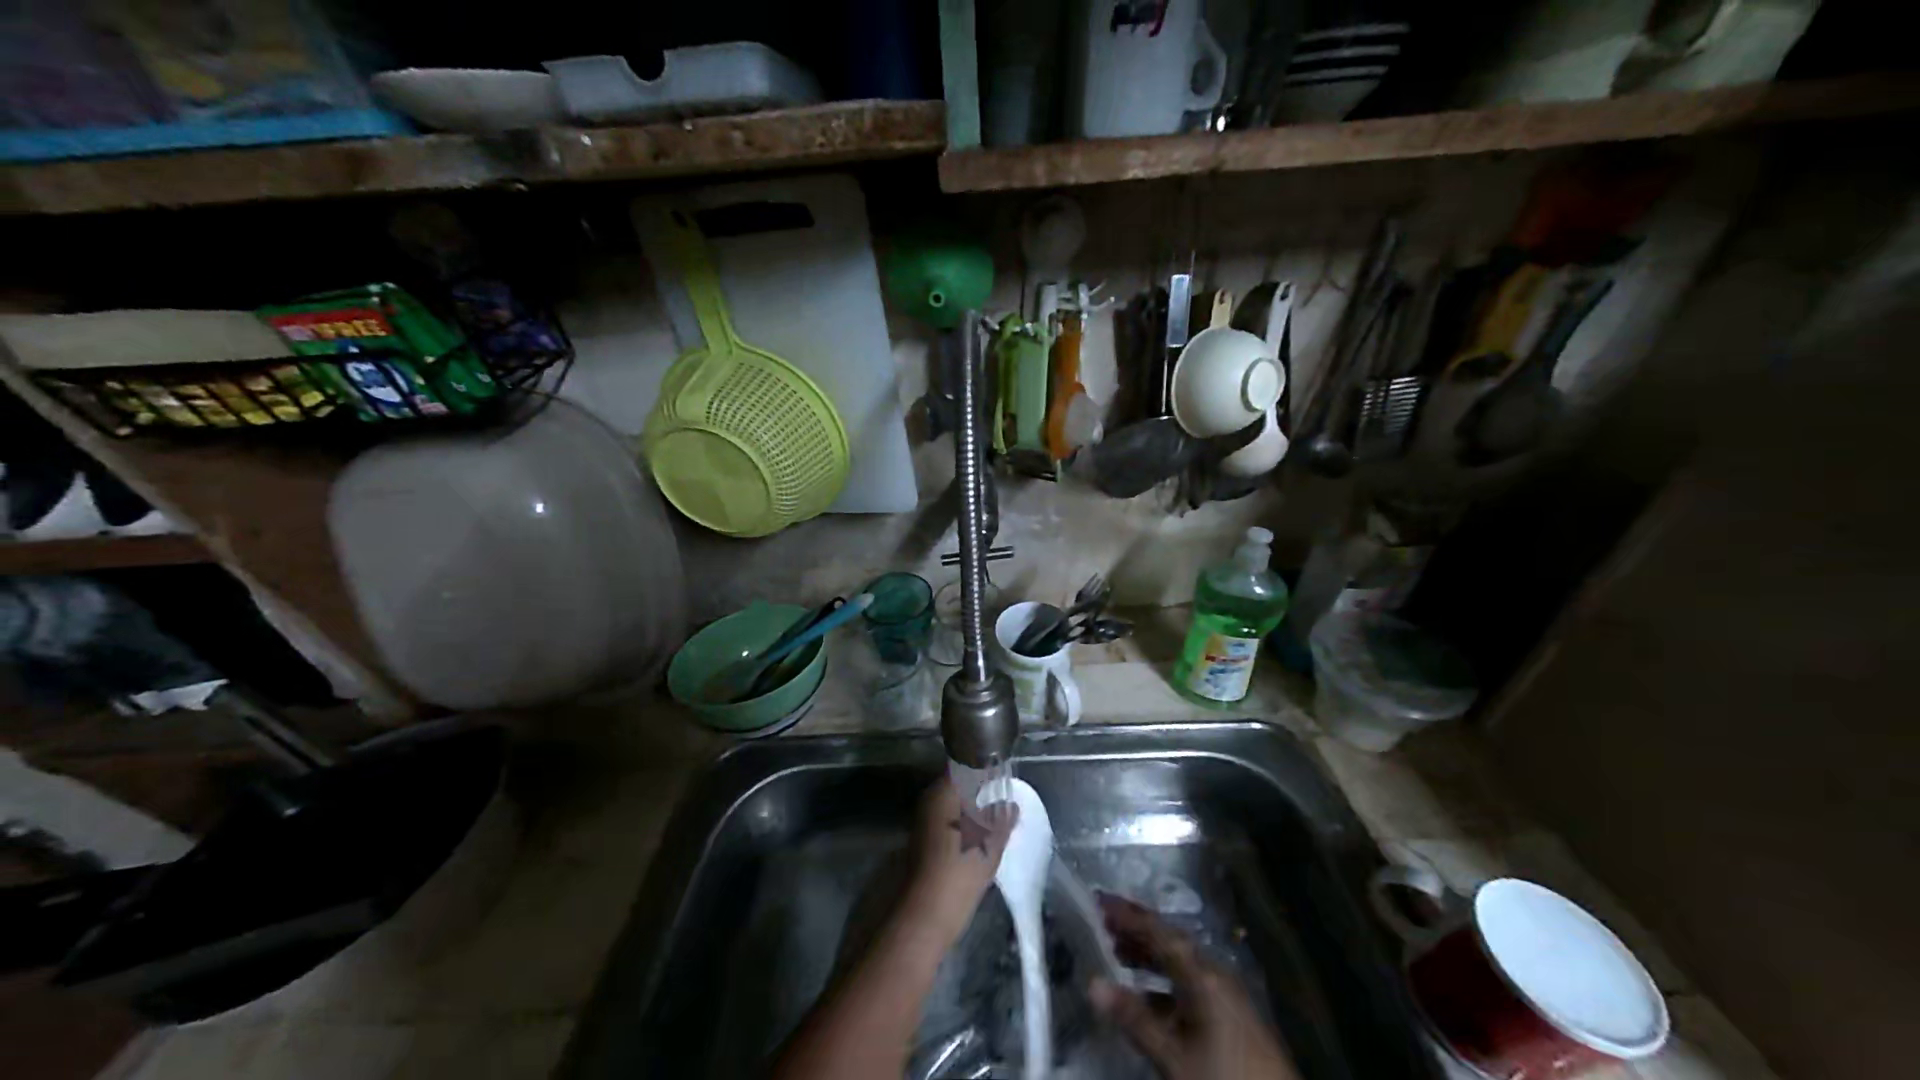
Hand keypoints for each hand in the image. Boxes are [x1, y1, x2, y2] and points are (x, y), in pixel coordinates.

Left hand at [900, 776, 1017, 940]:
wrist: (929, 913)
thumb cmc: (960, 870)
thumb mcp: (990, 843)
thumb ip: (1002, 820)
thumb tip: (1013, 805)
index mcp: (941, 793)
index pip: (963, 768)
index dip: (984, 769)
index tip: (1003, 775)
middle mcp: (929, 801)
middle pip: (958, 786)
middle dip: (981, 791)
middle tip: (1005, 798)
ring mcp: (924, 822)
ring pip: (954, 806)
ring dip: (974, 810)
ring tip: (998, 818)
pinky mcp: (925, 841)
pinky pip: (949, 822)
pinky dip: (965, 825)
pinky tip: (982, 836)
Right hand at [1091, 894, 1301, 1079]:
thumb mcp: (1174, 1059)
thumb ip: (1134, 1019)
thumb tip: (1093, 983)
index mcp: (1204, 976)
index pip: (1159, 933)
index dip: (1127, 915)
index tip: (1097, 899)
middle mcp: (1216, 976)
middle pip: (1171, 942)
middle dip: (1136, 930)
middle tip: (1101, 920)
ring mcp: (1226, 998)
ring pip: (1180, 964)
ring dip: (1148, 955)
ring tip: (1115, 952)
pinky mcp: (1231, 1020)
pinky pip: (1188, 985)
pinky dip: (1162, 982)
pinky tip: (1144, 997)